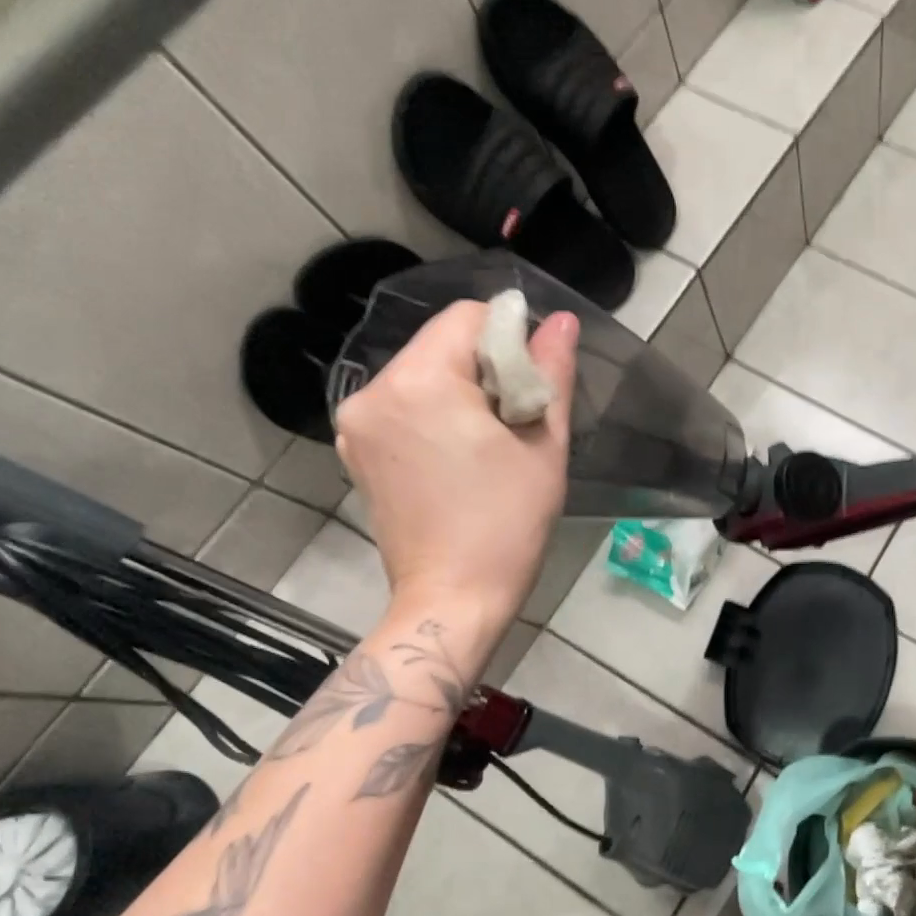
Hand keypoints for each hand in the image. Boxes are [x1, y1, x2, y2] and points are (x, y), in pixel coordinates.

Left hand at [333, 301, 576, 627]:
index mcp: (419, 383)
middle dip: (485, 368)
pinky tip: (458, 456)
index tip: (534, 387)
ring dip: (460, 391)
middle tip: (516, 420)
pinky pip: (403, 405)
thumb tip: (561, 321)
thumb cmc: (507, 523)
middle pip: (442, 344)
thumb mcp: (543, 443)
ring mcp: (355, 424)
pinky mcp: (355, 449)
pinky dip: (434, 414)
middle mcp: (373, 392)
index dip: (513, 339)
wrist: (453, 597)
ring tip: (489, 443)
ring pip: (422, 374)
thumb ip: (551, 372)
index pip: (469, 317)